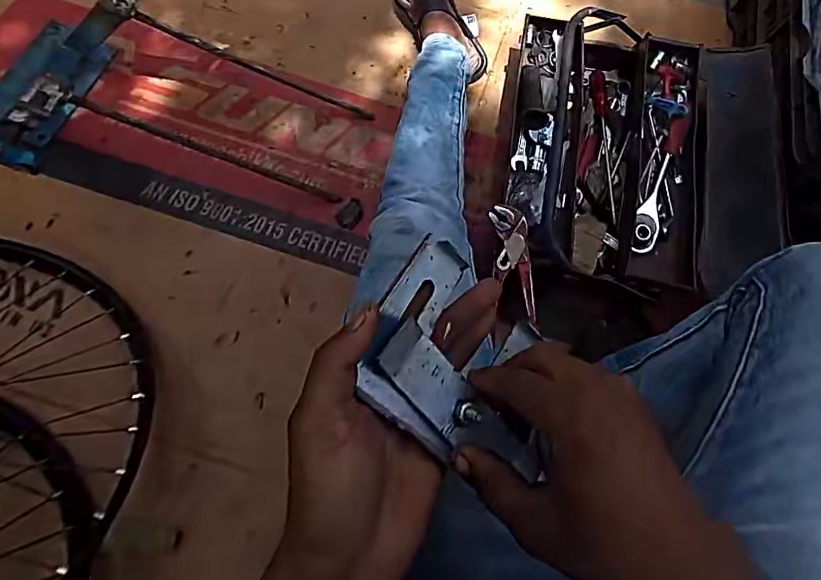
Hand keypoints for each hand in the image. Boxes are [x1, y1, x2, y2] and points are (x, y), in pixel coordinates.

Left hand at [264, 278, 501, 579]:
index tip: (443, 270)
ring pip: (450, 362)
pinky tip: (501, 358)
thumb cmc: (326, 484)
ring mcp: (419, 411)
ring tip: (499, 306)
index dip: (417, 297)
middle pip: (428, 338)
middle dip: (456, 309)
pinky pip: (464, 403)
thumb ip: (337, 361)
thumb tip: (371, 310)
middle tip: (489, 285)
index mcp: (360, 373)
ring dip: (473, 334)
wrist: (349, 559)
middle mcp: (392, 384)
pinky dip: (483, 379)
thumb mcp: (318, 416)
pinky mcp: (442, 440)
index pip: (391, 324)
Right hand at [458, 343, 757, 579]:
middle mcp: (595, 387)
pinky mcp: (636, 401)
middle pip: (541, 356)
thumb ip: (494, 484)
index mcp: (570, 411)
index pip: (515, 380)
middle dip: (513, 370)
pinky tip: (563, 417)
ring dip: (541, 373)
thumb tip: (462, 453)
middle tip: (496, 401)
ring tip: (528, 410)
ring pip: (567, 360)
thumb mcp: (538, 524)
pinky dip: (567, 381)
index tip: (468, 390)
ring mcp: (620, 390)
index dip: (487, 382)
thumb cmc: (603, 541)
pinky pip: (590, 373)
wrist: (678, 560)